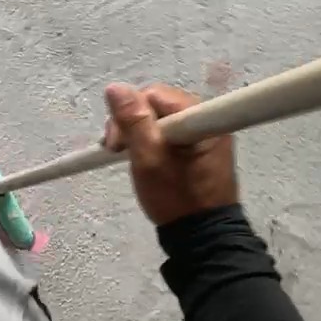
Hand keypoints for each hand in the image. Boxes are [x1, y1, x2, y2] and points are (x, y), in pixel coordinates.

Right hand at [102, 83, 238, 226]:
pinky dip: (144, 139)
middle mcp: (204, 120)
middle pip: (153, 104)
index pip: (154, 95)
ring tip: (123, 155)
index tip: (117, 141)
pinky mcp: (193, 145)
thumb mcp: (148, 159)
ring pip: (154, 117)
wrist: (200, 232)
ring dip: (133, 132)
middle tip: (116, 150)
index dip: (129, 112)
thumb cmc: (175, 196)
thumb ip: (133, 122)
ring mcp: (200, 132)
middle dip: (128, 123)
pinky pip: (162, 130)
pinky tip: (136, 155)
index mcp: (200, 119)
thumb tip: (116, 89)